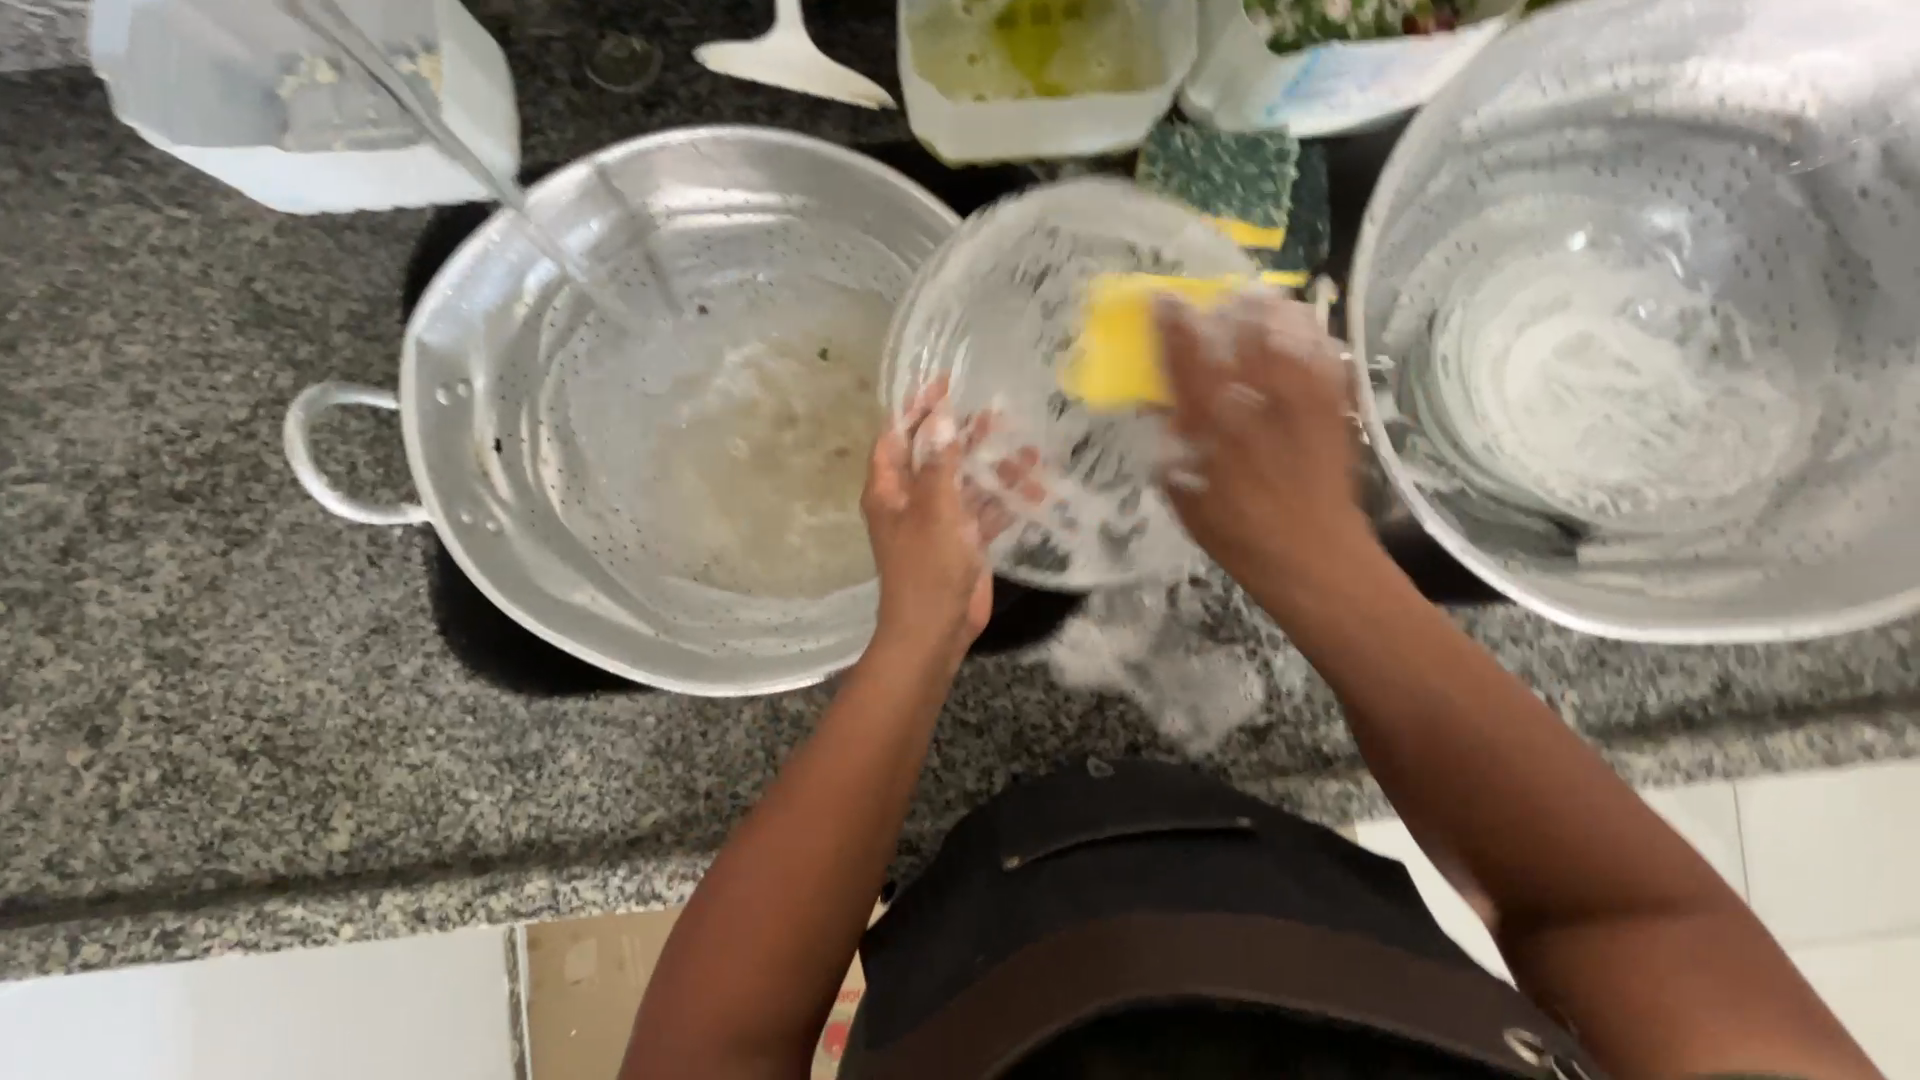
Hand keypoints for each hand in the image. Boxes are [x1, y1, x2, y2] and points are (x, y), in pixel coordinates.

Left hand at [861, 381, 1001, 663]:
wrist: (935, 630)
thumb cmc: (926, 567)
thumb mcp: (934, 509)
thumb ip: (940, 463)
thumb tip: (942, 417)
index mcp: (889, 489)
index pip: (898, 436)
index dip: (918, 408)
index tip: (944, 383)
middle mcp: (912, 500)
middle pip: (935, 454)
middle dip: (962, 433)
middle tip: (994, 410)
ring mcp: (940, 521)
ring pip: (965, 480)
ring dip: (991, 463)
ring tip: (1022, 439)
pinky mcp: (965, 540)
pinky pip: (985, 509)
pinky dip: (1006, 496)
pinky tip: (1035, 479)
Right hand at [1154, 288, 1375, 581]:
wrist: (1312, 556)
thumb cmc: (1238, 535)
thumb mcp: (1186, 496)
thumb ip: (1174, 447)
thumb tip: (1163, 407)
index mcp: (1213, 426)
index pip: (1187, 360)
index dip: (1173, 325)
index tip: (1164, 298)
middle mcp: (1257, 403)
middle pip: (1242, 335)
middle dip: (1229, 308)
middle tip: (1220, 295)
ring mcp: (1302, 402)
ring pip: (1287, 337)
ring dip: (1271, 313)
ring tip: (1261, 299)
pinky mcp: (1334, 408)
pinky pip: (1325, 359)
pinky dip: (1312, 338)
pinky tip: (1305, 329)